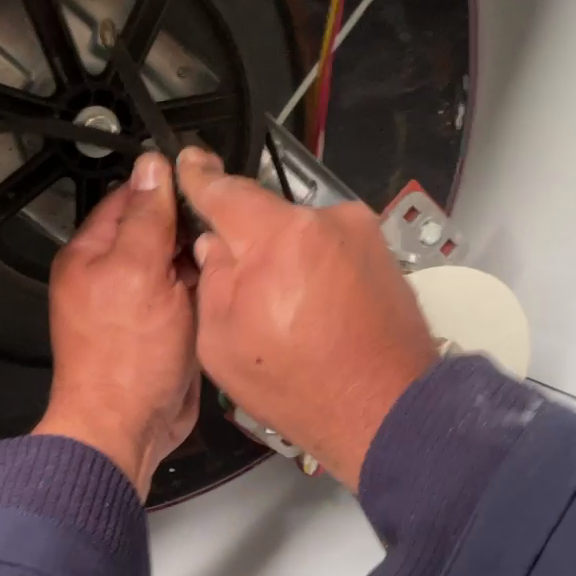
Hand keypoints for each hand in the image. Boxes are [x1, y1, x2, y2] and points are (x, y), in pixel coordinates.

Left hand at [33, 152, 200, 499]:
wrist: (127, 429)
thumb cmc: (122, 360)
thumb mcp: (137, 272)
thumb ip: (147, 218)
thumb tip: (152, 168)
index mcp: (92, 256)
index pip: (132, 198)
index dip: (169, 187)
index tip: (204, 183)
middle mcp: (112, 278)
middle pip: (159, 233)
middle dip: (191, 231)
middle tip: (221, 232)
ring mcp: (139, 308)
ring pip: (178, 268)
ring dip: (202, 266)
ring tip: (224, 265)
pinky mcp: (162, 335)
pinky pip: (188, 302)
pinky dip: (206, 297)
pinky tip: (222, 295)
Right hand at [176, 147, 436, 489]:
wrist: (385, 412)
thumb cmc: (303, 388)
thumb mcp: (223, 343)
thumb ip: (211, 281)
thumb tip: (215, 248)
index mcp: (281, 237)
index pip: (226, 191)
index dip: (200, 178)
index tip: (189, 163)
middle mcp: (327, 221)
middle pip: (267, 218)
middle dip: (249, 248)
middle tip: (245, 298)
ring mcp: (362, 235)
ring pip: (300, 237)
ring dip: (286, 264)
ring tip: (288, 320)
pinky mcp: (382, 254)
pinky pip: (330, 252)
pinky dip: (315, 276)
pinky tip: (315, 319)